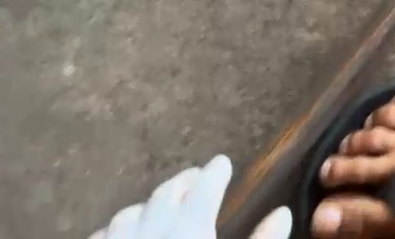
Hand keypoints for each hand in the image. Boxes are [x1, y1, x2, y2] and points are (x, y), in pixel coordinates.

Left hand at [90, 154, 292, 238]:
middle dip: (183, 182)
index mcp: (190, 227)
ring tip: (158, 210)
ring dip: (147, 206)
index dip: (216, 171)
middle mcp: (152, 228)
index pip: (206, 183)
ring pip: (128, 214)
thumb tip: (282, 212)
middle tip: (195, 180)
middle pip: (166, 192)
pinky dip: (112, 234)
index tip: (223, 163)